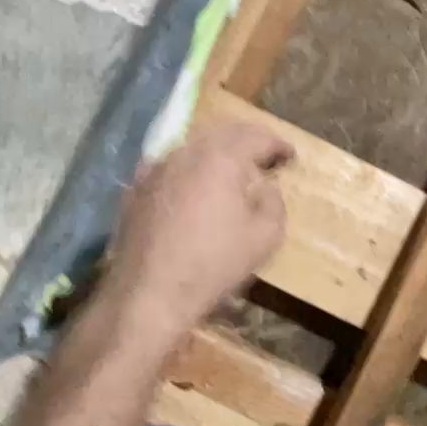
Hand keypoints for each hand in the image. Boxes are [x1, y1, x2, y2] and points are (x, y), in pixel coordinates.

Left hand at [105, 122, 292, 334]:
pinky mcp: (136, 188)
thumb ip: (274, 203)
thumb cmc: (214, 264)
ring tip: (232, 171)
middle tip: (265, 156)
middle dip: (248, 140)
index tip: (291, 155)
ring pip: (193, 146)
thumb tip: (266, 187)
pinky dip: (189, 169)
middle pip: (223, 133)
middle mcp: (186, 153)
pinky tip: (194, 186)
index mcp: (221, 159)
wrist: (150, 293)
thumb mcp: (265, 238)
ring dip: (217, 153)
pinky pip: (170, 166)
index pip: (257, 136)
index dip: (278, 143)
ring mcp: (156, 168)